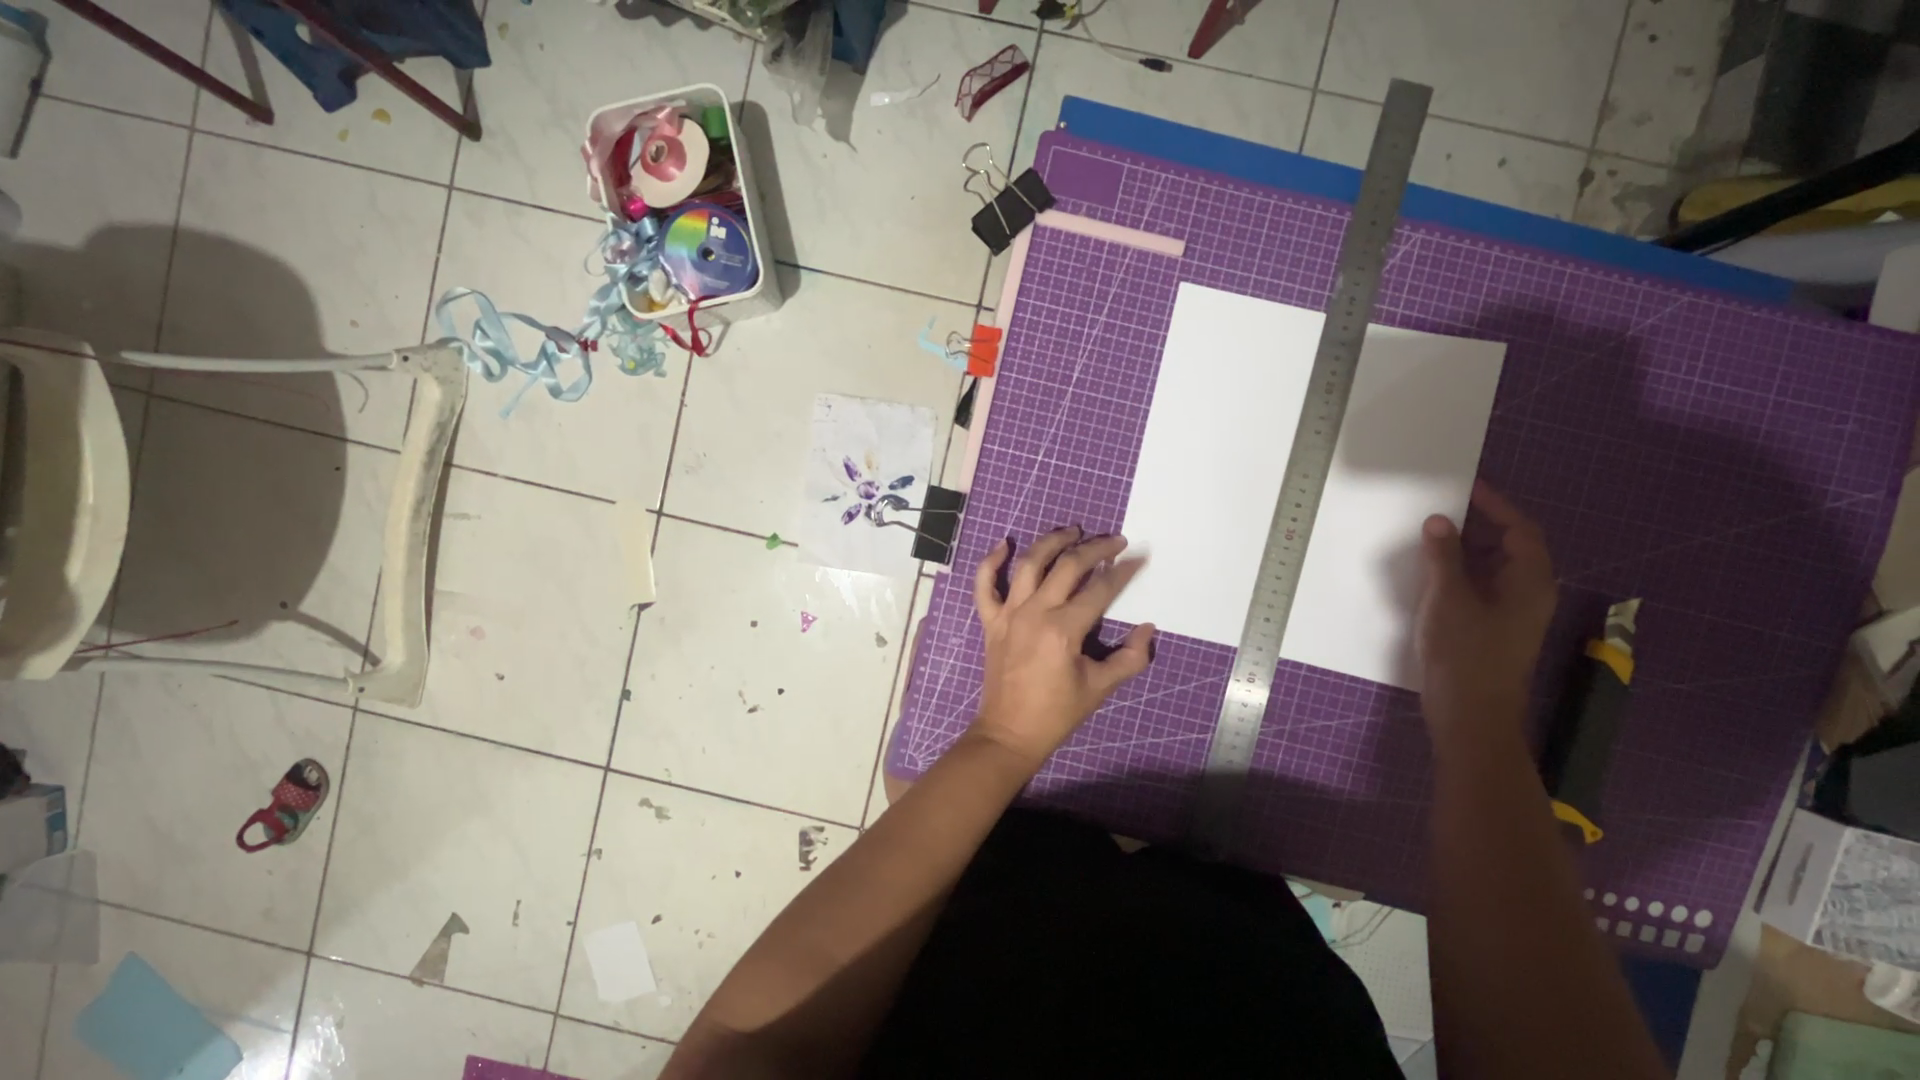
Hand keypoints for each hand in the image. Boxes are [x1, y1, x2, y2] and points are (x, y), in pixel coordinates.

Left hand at [969, 526, 1155, 768]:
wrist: (1009, 733)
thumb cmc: (1057, 713)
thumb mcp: (1100, 688)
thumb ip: (1129, 658)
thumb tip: (1147, 629)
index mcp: (1063, 629)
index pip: (1100, 589)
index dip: (1122, 571)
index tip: (1138, 557)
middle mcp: (1034, 612)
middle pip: (1068, 566)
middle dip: (1095, 548)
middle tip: (1114, 540)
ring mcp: (1008, 614)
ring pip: (1029, 564)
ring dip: (1051, 542)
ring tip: (1072, 530)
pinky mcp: (990, 621)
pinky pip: (985, 585)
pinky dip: (991, 561)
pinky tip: (1005, 544)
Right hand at [1416, 482, 1556, 736]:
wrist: (1471, 715)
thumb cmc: (1465, 653)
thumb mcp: (1449, 599)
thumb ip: (1444, 557)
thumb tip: (1440, 522)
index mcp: (1529, 582)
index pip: (1521, 530)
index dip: (1496, 506)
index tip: (1466, 488)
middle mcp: (1528, 594)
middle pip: (1511, 547)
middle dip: (1479, 526)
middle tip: (1442, 509)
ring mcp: (1511, 614)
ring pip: (1494, 568)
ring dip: (1467, 550)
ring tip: (1432, 535)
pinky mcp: (1493, 629)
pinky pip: (1482, 588)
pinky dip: (1461, 572)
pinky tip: (1433, 572)